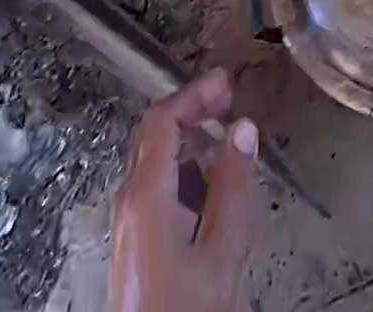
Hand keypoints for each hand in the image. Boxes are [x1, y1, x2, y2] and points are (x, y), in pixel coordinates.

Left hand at [110, 69, 258, 311]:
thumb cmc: (186, 307)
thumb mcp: (220, 251)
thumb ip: (233, 186)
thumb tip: (244, 128)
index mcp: (146, 194)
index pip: (163, 121)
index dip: (194, 94)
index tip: (227, 82)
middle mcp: (129, 197)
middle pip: (154, 130)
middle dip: (192, 105)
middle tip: (229, 96)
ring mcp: (128, 215)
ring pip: (153, 151)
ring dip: (187, 128)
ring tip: (224, 125)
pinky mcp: (135, 231)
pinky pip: (155, 174)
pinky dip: (182, 154)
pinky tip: (209, 169)